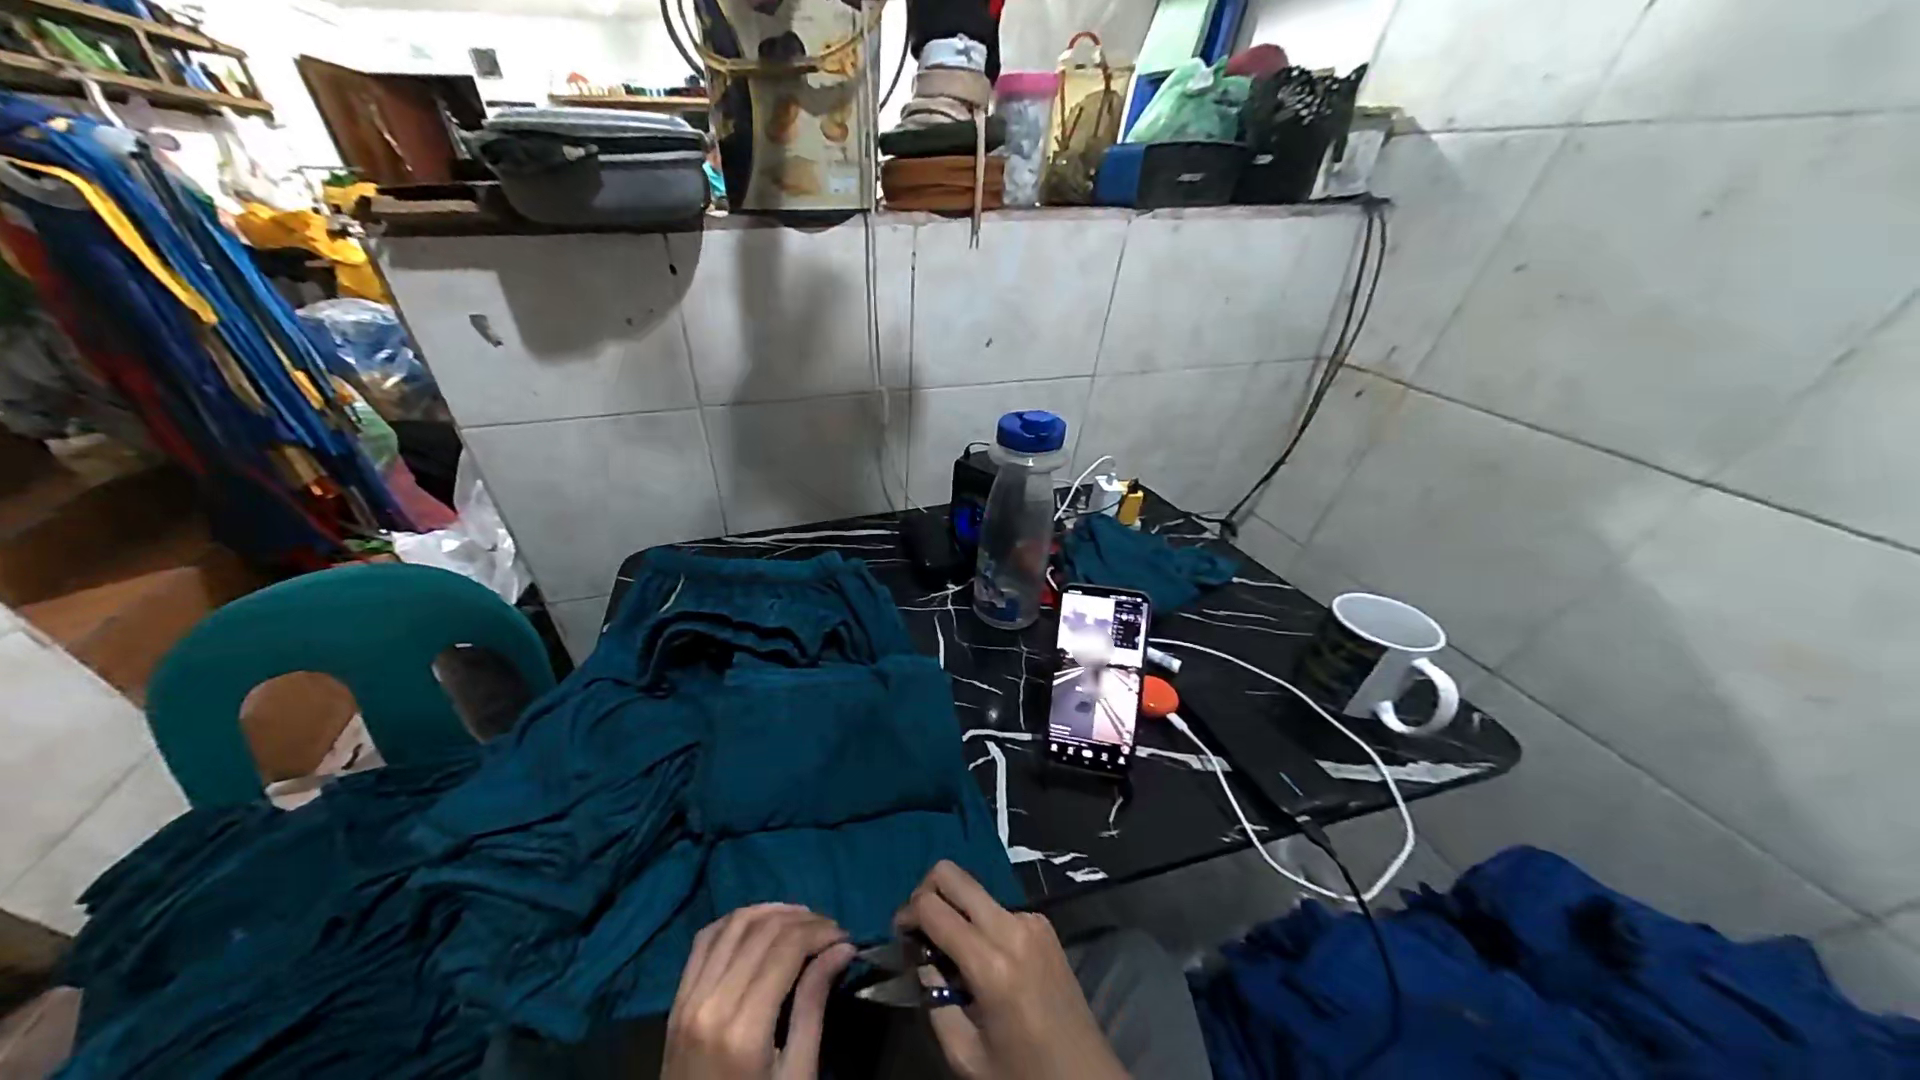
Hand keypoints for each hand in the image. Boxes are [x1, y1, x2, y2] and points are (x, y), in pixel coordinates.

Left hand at [662, 903, 857, 1079]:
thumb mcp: (796, 1075)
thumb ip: (814, 1006)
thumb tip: (842, 949)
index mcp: (743, 1029)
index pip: (786, 947)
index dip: (821, 931)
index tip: (845, 938)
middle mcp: (710, 1002)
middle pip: (762, 930)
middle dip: (804, 920)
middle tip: (830, 930)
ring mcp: (687, 999)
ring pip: (734, 924)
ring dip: (772, 912)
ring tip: (802, 921)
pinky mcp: (676, 1000)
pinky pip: (705, 939)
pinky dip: (736, 921)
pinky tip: (761, 925)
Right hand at [896, 862, 1128, 1079]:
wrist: (1086, 1079)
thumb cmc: (1021, 1074)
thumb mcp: (963, 1052)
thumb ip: (933, 996)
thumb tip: (918, 954)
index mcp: (991, 964)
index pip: (932, 907)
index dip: (905, 914)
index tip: (900, 937)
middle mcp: (1012, 927)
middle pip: (953, 874)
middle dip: (925, 892)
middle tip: (918, 929)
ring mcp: (1032, 920)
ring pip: (975, 888)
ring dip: (954, 907)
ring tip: (951, 950)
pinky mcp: (1043, 924)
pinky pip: (998, 907)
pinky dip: (979, 921)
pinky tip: (982, 957)